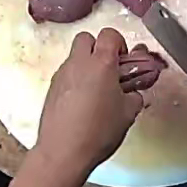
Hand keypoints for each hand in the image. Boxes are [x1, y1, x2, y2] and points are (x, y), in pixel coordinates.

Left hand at [32, 28, 145, 182]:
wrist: (63, 152)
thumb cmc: (99, 131)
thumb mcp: (129, 113)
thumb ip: (134, 95)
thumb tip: (132, 92)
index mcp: (101, 64)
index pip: (109, 35)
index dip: (120, 44)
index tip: (124, 62)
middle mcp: (79, 64)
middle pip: (87, 38)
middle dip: (99, 48)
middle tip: (110, 68)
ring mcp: (62, 75)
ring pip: (75, 56)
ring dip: (87, 64)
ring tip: (98, 89)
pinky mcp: (52, 88)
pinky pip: (67, 73)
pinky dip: (76, 79)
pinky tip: (84, 101)